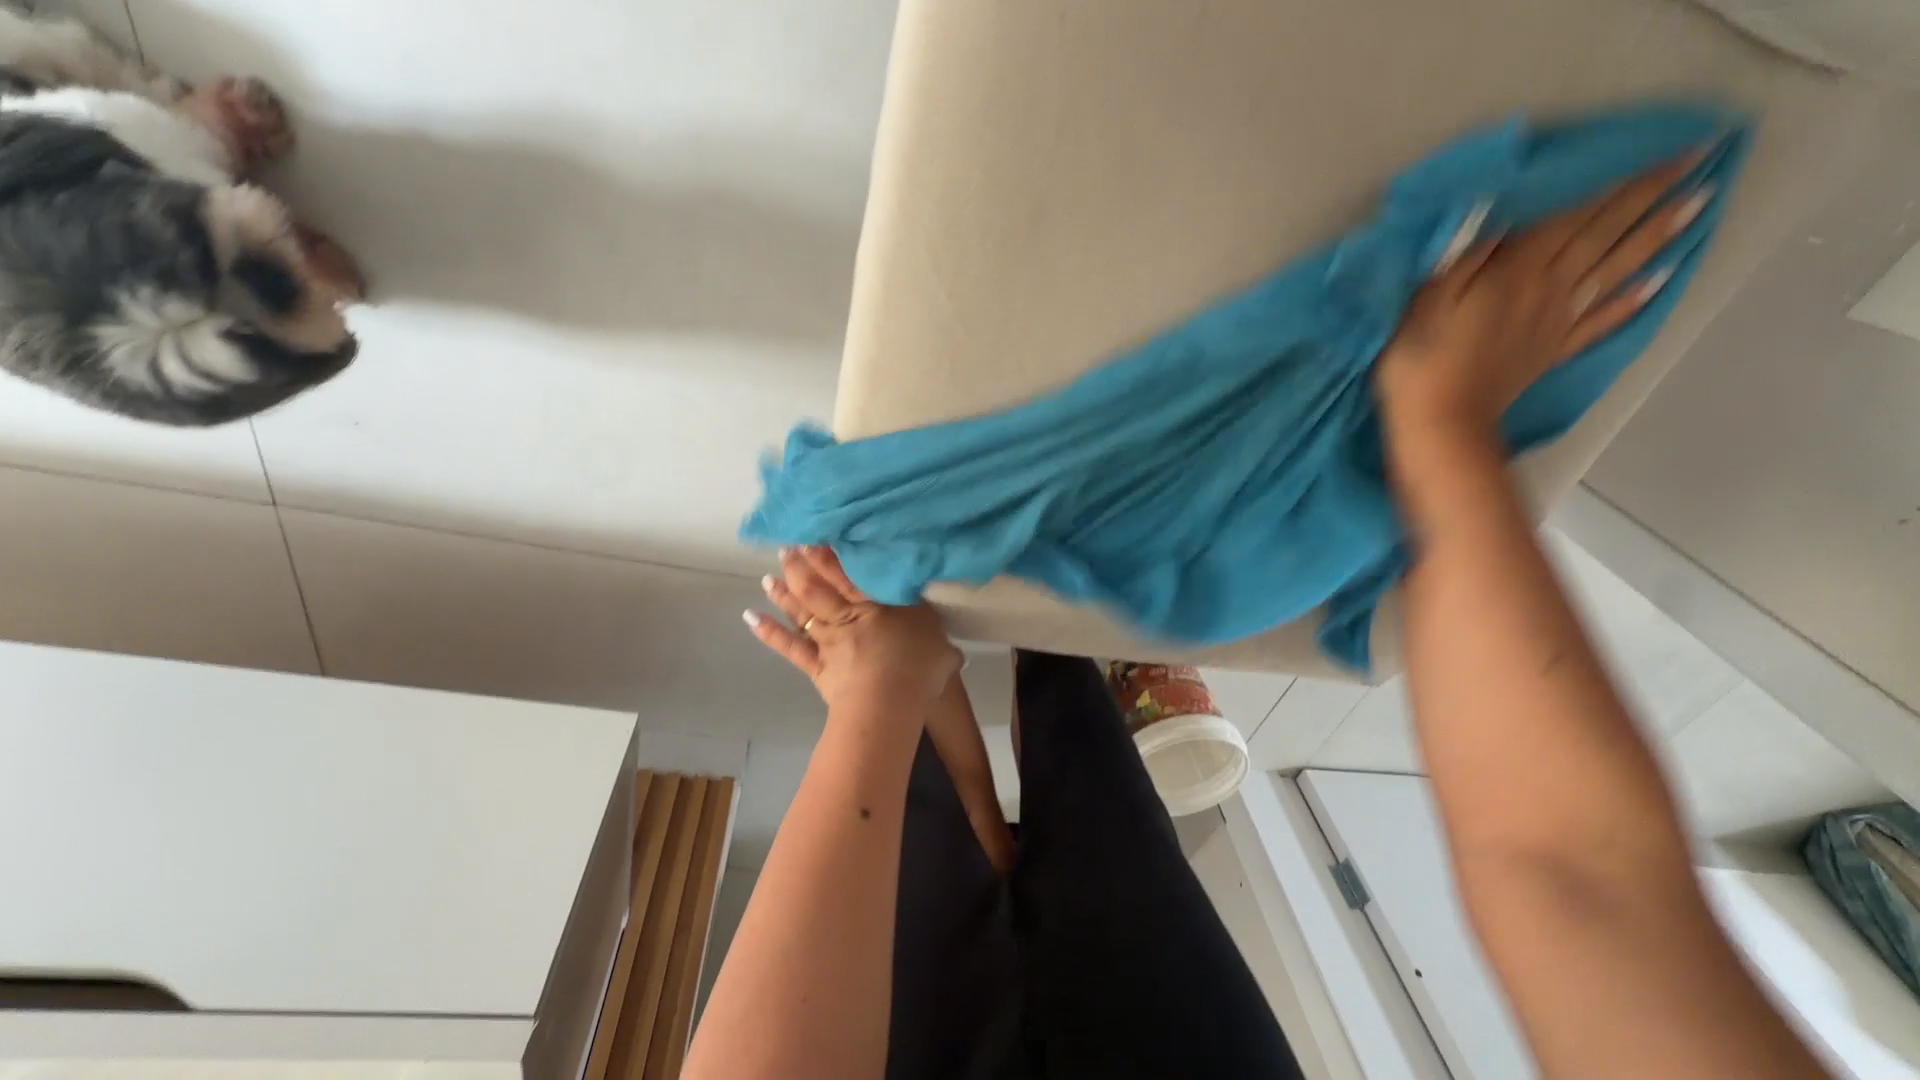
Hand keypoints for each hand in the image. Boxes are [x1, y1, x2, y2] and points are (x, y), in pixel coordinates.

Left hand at [746, 547, 961, 714]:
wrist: (888, 702)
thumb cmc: (919, 671)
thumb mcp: (942, 650)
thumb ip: (940, 645)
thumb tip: (951, 653)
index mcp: (882, 604)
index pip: (854, 573)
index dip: (834, 555)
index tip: (819, 535)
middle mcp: (850, 615)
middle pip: (821, 585)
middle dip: (803, 565)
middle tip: (788, 547)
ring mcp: (829, 639)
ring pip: (802, 610)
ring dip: (783, 592)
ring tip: (769, 575)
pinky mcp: (816, 665)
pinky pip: (790, 646)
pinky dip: (769, 632)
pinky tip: (751, 617)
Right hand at [1375, 151, 1711, 433]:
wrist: (1439, 425)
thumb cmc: (1420, 360)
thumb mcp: (1427, 298)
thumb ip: (1466, 253)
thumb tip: (1503, 209)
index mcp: (1516, 272)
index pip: (1572, 214)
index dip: (1617, 180)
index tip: (1666, 148)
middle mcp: (1548, 290)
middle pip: (1601, 235)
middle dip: (1648, 195)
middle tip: (1699, 159)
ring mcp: (1554, 324)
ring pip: (1613, 271)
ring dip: (1655, 237)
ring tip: (1697, 205)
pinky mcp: (1549, 353)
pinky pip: (1600, 322)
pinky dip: (1631, 300)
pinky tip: (1659, 282)